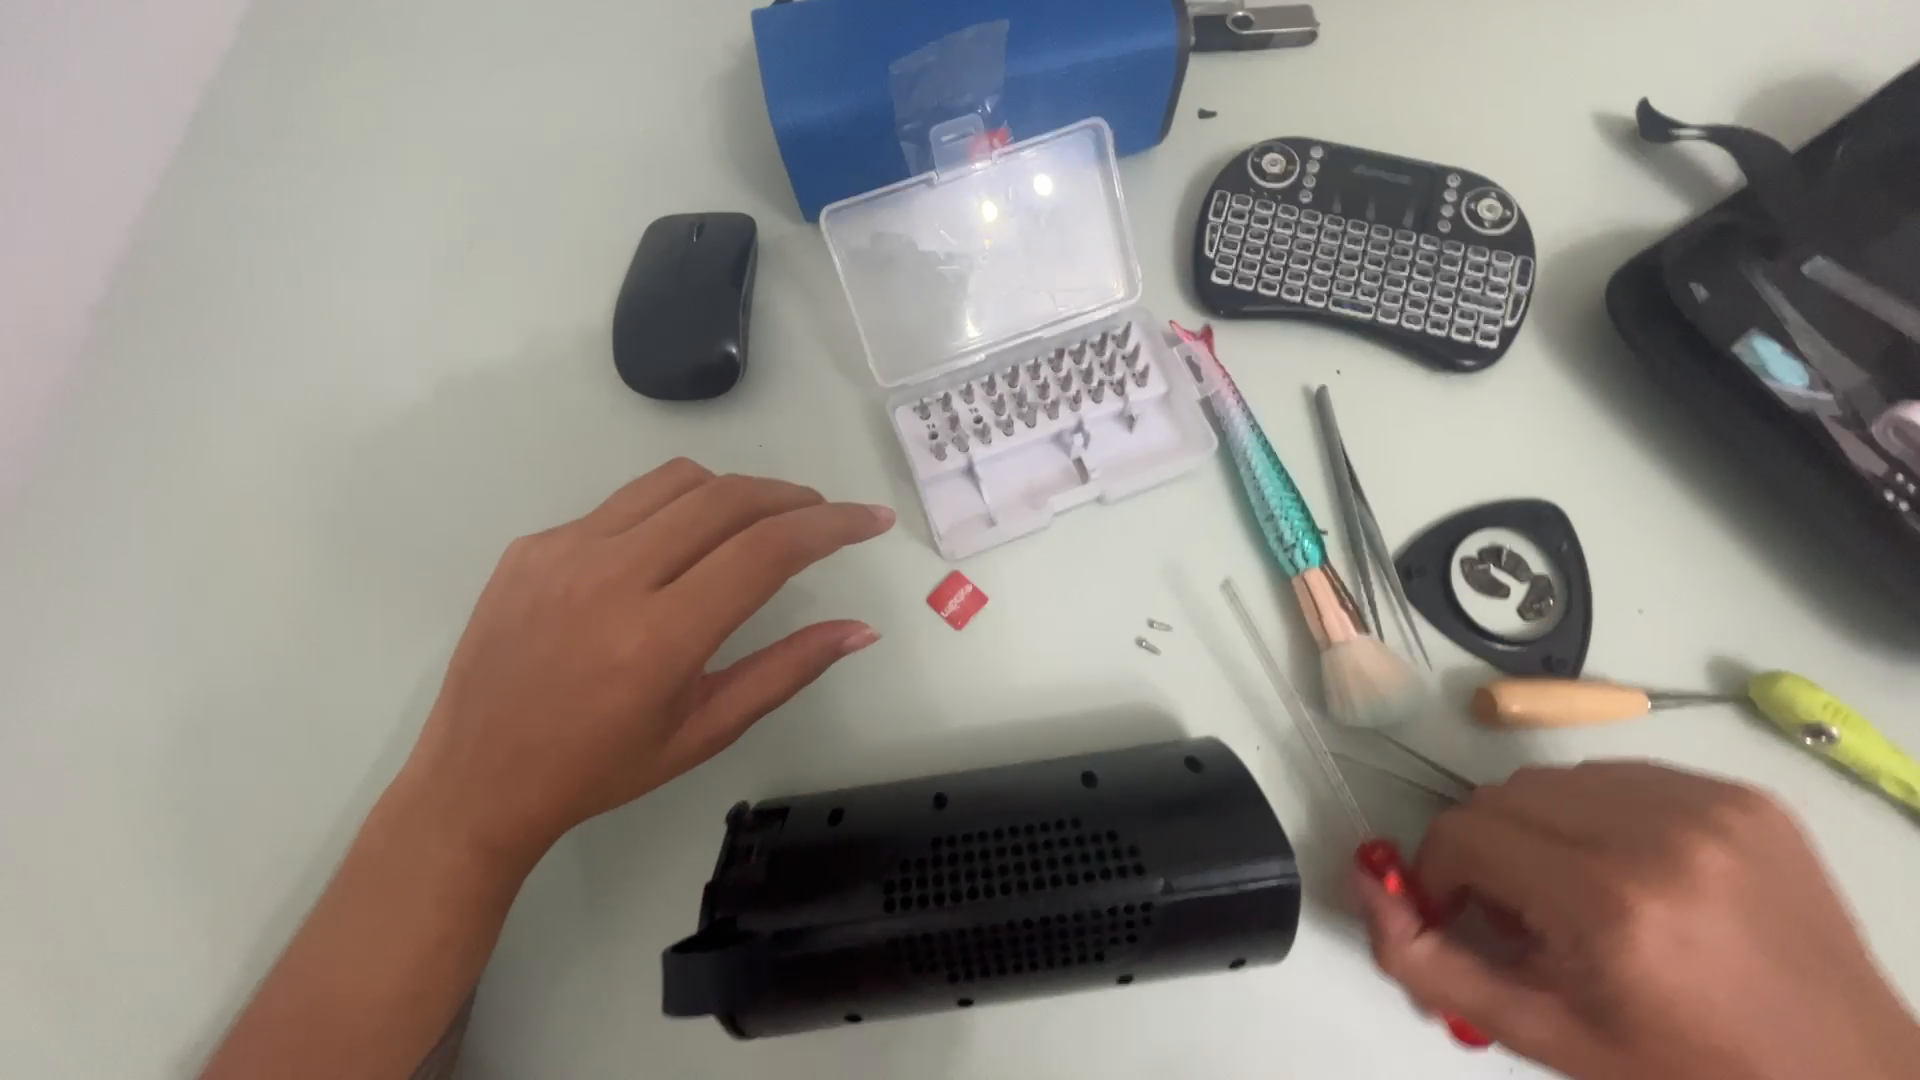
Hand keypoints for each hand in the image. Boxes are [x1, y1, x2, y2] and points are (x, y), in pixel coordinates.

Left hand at [391, 459, 893, 870]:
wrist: (475, 780)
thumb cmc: (602, 769)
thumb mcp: (706, 729)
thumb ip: (788, 670)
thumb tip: (861, 630)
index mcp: (660, 638)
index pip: (766, 551)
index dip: (831, 526)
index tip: (870, 519)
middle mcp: (610, 578)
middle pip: (727, 498)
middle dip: (791, 496)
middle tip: (822, 515)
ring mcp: (563, 552)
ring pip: (676, 482)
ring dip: (736, 492)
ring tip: (761, 520)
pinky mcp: (533, 545)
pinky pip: (624, 504)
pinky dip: (674, 511)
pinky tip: (677, 550)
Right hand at [1354, 761, 1919, 1079]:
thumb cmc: (1682, 1067)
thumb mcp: (1537, 1032)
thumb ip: (1425, 959)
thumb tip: (1361, 880)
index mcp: (1611, 902)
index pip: (1463, 834)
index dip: (1444, 874)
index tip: (1464, 915)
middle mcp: (1660, 835)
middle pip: (1500, 798)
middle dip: (1488, 850)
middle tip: (1521, 909)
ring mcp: (1710, 806)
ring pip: (1551, 780)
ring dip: (1538, 827)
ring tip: (1575, 887)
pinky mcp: (1741, 796)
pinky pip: (1615, 776)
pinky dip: (1595, 814)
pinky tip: (1627, 866)